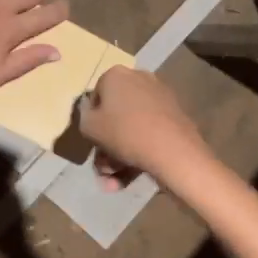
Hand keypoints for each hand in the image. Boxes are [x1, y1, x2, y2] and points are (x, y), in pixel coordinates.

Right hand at [80, 67, 210, 186]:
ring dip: (119, 156)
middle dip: (106, 147)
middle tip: (104, 170)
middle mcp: (138, 78)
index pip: (95, 98)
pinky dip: (139, 150)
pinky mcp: (175, 114)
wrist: (172, 150)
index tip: (93, 143)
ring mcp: (159, 96)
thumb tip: (90, 110)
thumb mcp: (88, 127)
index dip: (92, 123)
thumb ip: (83, 116)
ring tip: (115, 182)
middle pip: (115, 116)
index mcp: (115, 75)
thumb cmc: (123, 133)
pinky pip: (149, 131)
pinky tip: (133, 175)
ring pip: (131, 127)